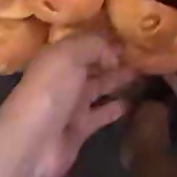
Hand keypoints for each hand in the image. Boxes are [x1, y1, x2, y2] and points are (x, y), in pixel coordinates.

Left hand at [0, 35, 136, 176]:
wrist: (32, 142)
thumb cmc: (50, 90)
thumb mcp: (70, 55)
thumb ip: (95, 46)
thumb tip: (114, 55)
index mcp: (60, 55)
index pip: (87, 41)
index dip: (107, 37)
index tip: (132, 34)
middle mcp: (67, 76)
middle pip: (96, 63)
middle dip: (116, 57)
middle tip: (144, 52)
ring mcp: (74, 103)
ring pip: (102, 86)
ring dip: (119, 79)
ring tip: (144, 72)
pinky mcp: (82, 128)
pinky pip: (103, 113)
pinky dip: (117, 107)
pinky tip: (134, 100)